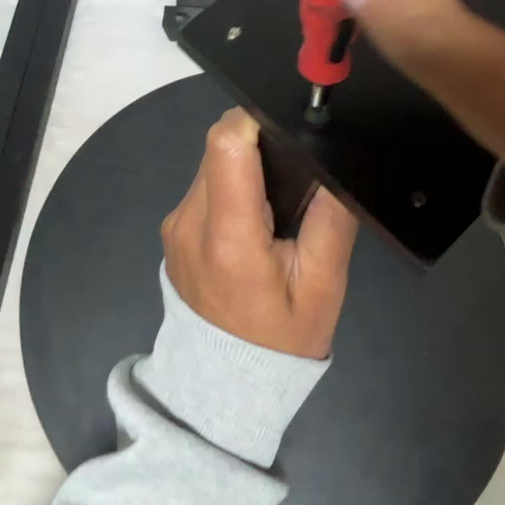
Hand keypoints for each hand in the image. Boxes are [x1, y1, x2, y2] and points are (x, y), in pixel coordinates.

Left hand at [161, 108, 358, 359]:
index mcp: (228, 236)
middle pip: (219, 149)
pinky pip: (203, 187)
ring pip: (210, 164)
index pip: (226, 145)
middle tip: (297, 171)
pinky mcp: (172, 229)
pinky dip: (231, 187)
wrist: (223, 383)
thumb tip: (333, 164)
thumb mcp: (321, 287)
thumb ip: (330, 221)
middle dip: (258, 146)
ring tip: (281, 200)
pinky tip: (257, 216)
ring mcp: (175, 225)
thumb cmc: (280, 339)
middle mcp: (189, 221)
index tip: (288, 124)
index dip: (255, 120)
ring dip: (244, 167)